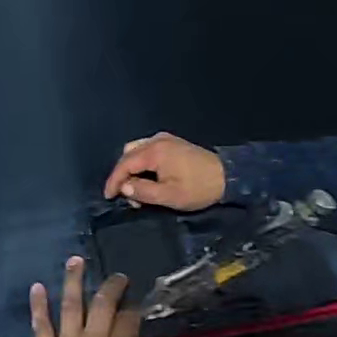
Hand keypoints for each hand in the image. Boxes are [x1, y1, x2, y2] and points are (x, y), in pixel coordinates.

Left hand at [30, 257, 178, 336]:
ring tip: (75, 260)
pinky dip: (39, 305)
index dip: (138, 310)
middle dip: (113, 286)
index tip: (141, 306)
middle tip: (119, 277)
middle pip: (103, 303)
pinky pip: (41, 326)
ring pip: (71, 305)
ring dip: (74, 280)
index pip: (131, 319)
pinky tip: (38, 288)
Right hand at [102, 132, 224, 210]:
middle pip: (127, 154)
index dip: (113, 181)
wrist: (227, 176)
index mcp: (155, 152)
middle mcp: (157, 140)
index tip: (108, 197)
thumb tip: (124, 187)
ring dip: (131, 168)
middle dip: (122, 175)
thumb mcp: (169, 196)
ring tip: (137, 188)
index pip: (124, 164)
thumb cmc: (198, 188)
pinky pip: (147, 148)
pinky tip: (147, 176)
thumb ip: (143, 191)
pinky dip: (141, 162)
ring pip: (136, 150)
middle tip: (127, 196)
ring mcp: (165, 139)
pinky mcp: (173, 142)